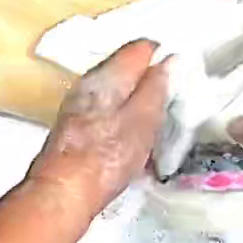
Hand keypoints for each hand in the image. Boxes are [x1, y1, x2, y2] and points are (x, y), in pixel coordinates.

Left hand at [21, 39, 168, 221]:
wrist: (61, 194)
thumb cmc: (105, 157)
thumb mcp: (143, 119)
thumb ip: (157, 87)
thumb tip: (169, 60)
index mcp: (107, 75)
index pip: (141, 48)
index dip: (165, 59)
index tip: (181, 82)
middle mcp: (88, 85)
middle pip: (127, 73)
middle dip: (151, 88)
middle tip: (171, 112)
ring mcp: (78, 109)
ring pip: (117, 98)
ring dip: (138, 112)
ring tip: (155, 135)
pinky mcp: (74, 133)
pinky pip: (106, 120)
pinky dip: (123, 129)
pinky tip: (132, 151)